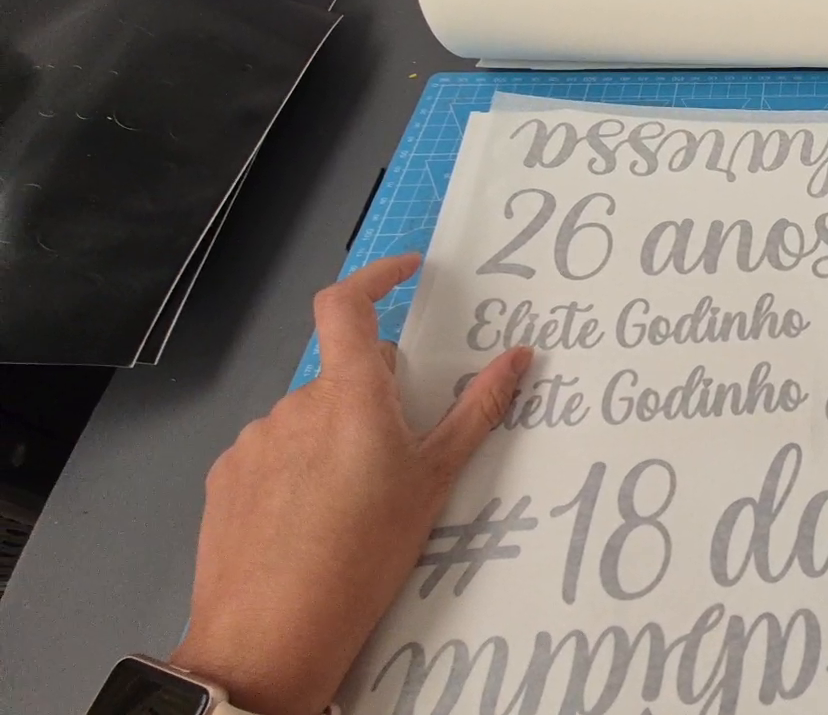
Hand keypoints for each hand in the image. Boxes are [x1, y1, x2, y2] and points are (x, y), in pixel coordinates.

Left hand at [172, 254, 530, 714]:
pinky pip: (279, 443)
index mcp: (350, 398)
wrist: (270, 637)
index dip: (376, 277)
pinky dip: (306, 455)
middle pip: (345, 368)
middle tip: (406, 441)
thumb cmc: (368, 548)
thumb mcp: (438, 476)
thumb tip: (520, 355)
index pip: (345, 307)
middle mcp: (294, 406)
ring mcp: (253, 442)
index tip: (408, 271)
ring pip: (313, 409)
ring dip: (342, 425)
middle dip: (379, 387)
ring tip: (361, 490)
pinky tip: (317, 510)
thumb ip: (478, 407)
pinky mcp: (225, 477)